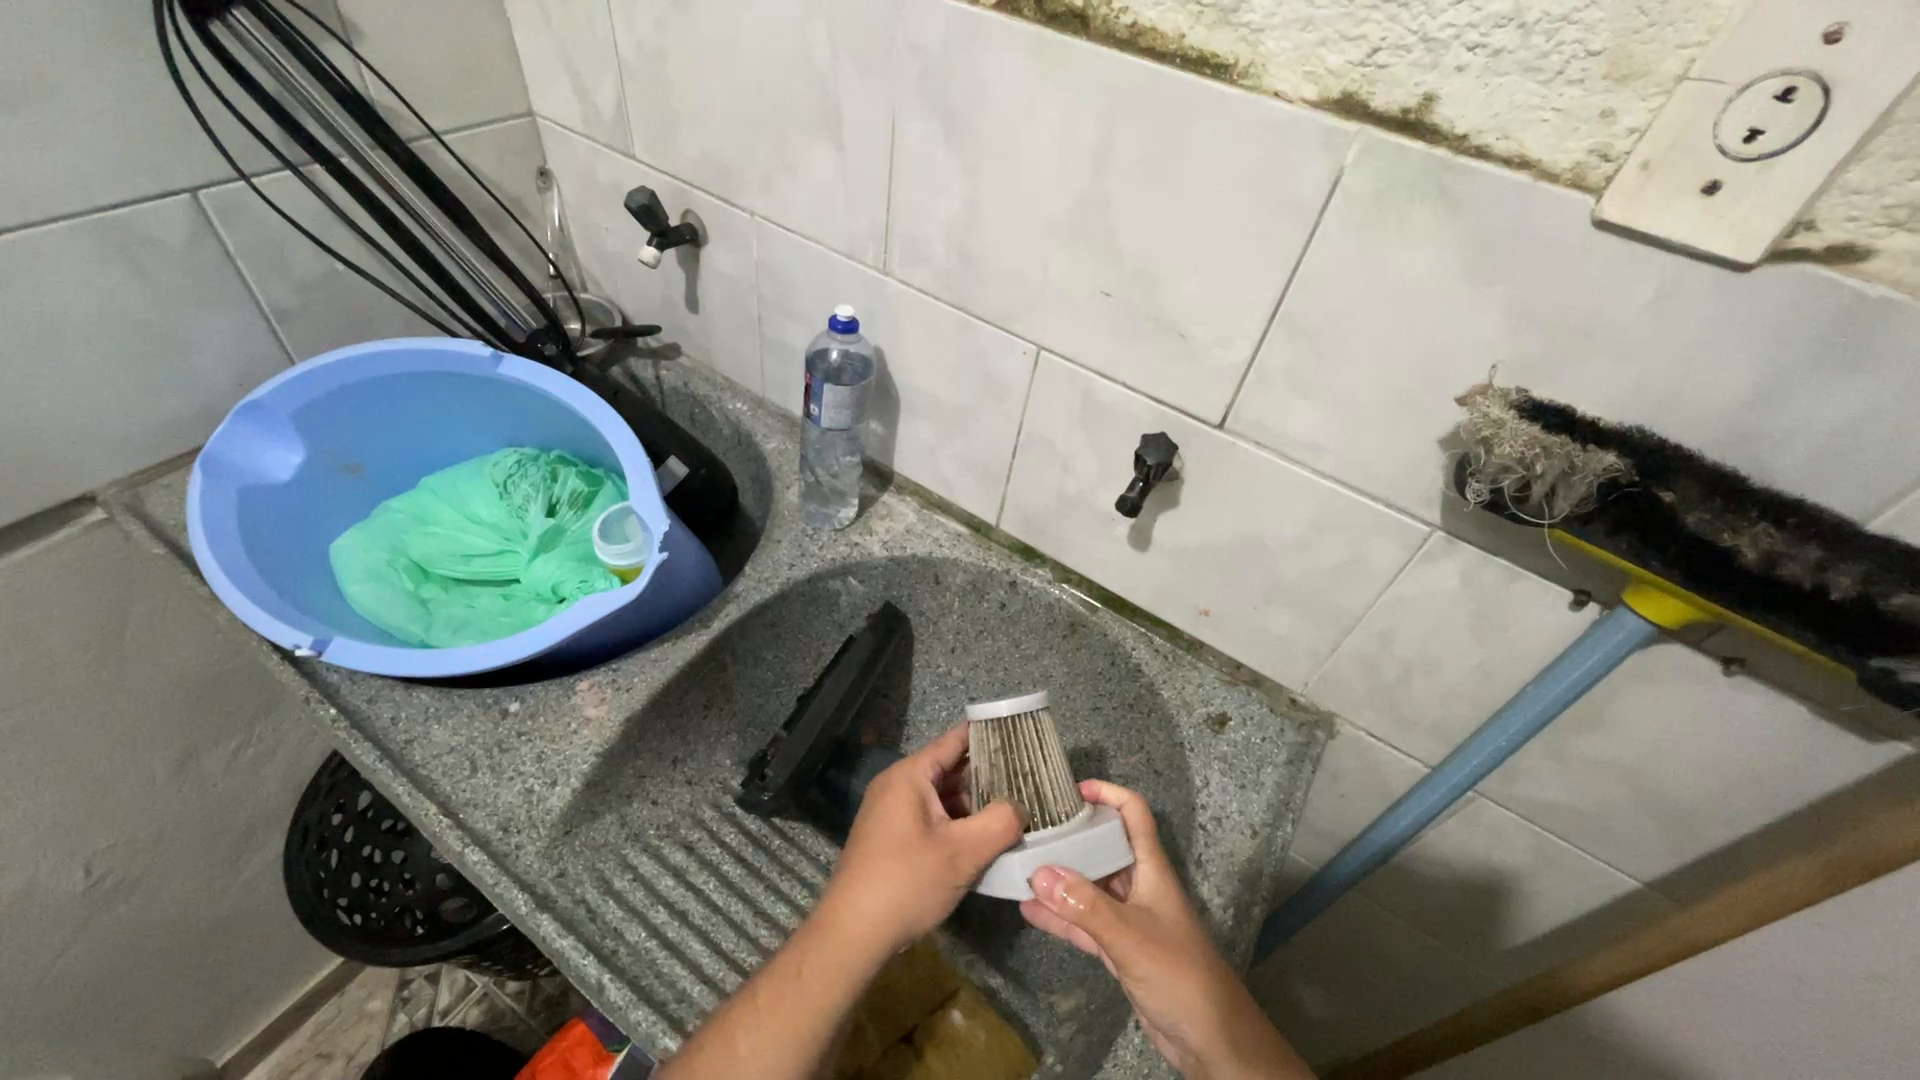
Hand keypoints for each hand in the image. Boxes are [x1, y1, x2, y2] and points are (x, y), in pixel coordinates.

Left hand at [817, 724, 1024, 958]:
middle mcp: (898, 785)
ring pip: (943, 796)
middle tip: (1031, 779)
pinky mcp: (893, 837)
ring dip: (976, 803)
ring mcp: (893, 812)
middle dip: (989, 774)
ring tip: (1018, 808)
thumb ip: (1000, 822)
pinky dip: (959, 823)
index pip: (955, 740)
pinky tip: (987, 837)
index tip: (1023, 734)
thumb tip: (1021, 807)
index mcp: (910, 775)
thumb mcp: (963, 852)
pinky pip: (933, 817)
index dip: (990, 735)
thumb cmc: (907, 882)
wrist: (853, 934)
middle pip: (951, 768)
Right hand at [1020, 781, 1312, 1079]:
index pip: (1133, 814)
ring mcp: (1129, 918)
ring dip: (1059, 877)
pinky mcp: (1120, 949)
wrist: (1211, 1038)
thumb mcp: (1129, 935)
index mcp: (1152, 869)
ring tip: (1020, 864)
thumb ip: (1084, 906)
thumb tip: (1039, 873)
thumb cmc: (1179, 973)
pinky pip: (1083, 922)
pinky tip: (1029, 909)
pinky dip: (1059, 916)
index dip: (1108, 794)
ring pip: (1089, 886)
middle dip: (1071, 836)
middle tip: (1031, 828)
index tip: (1071, 789)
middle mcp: (1139, 886)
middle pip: (1103, 847)